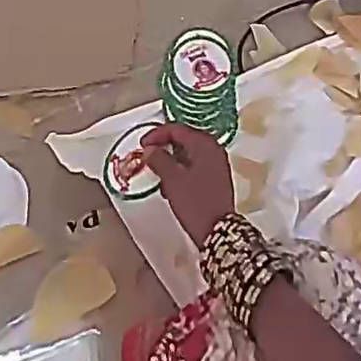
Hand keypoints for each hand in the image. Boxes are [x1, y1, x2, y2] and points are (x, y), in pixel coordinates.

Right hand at [141, 123, 234, 246]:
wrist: (217, 230)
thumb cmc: (196, 203)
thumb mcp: (172, 179)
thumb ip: (159, 160)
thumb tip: (150, 150)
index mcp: (204, 144)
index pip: (177, 129)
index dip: (157, 134)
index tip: (142, 143)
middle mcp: (214, 149)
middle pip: (184, 139)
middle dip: (164, 146)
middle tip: (148, 155)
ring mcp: (217, 163)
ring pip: (189, 153)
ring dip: (172, 160)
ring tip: (158, 173)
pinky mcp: (216, 177)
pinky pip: (195, 165)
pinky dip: (181, 170)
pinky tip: (171, 184)